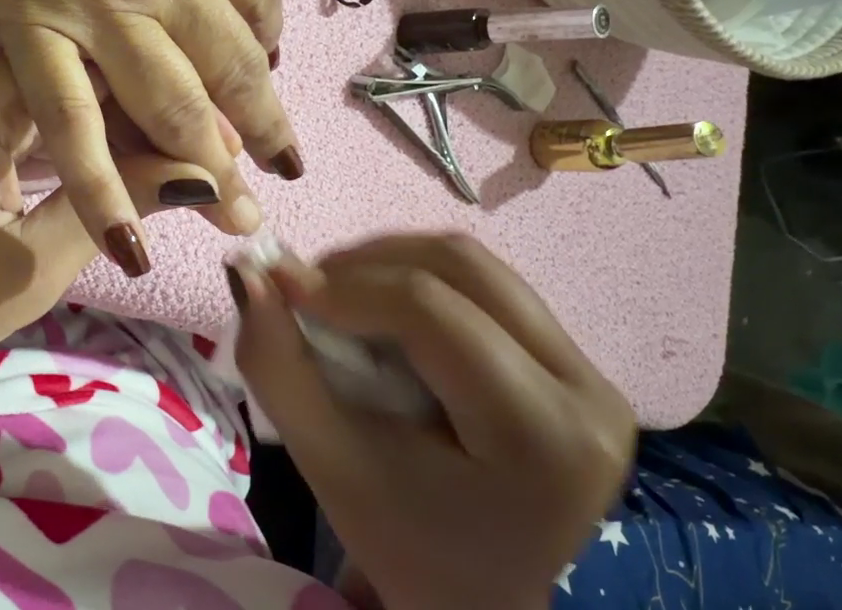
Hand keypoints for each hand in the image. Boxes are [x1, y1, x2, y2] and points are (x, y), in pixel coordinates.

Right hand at [0, 0, 355, 277]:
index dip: (269, 37)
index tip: (261, 64)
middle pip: (234, 68)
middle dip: (264, 128)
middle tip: (278, 174)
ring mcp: (96, 10)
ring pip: (171, 107)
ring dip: (211, 165)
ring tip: (235, 213)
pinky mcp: (27, 31)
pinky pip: (70, 125)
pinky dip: (99, 190)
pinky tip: (128, 244)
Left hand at [0, 51, 229, 382]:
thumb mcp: (33, 262)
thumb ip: (120, 208)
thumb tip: (211, 175)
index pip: (111, 78)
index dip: (183, 124)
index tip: (246, 168)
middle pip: (89, 83)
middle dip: (157, 135)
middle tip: (230, 183)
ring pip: (63, 100)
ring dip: (120, 143)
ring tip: (195, 181)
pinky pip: (27, 117)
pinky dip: (74, 148)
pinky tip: (129, 174)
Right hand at [231, 235, 634, 609]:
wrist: (476, 594)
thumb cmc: (402, 541)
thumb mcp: (326, 462)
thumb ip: (277, 365)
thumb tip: (248, 272)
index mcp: (543, 436)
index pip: (432, 313)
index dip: (343, 285)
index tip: (276, 288)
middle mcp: (589, 392)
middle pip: (462, 267)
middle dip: (365, 264)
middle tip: (304, 292)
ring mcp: (593, 374)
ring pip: (472, 265)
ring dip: (387, 266)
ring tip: (335, 303)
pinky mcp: (575, 363)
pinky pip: (483, 286)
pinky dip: (412, 282)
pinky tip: (376, 318)